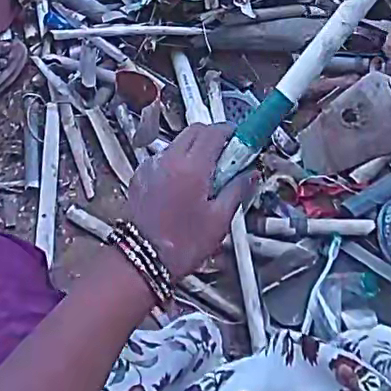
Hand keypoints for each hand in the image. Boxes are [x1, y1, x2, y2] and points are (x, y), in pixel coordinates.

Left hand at [127, 122, 259, 278]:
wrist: (143, 260)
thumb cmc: (181, 245)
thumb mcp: (219, 220)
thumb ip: (237, 190)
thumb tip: (250, 174)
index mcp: (192, 168)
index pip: (215, 132)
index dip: (231, 132)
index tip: (242, 139)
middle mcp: (169, 160)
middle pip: (195, 130)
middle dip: (213, 136)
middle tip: (227, 157)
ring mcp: (152, 166)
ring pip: (179, 142)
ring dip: (195, 149)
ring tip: (206, 176)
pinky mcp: (140, 175)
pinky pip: (164, 157)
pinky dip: (177, 162)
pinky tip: (184, 186)